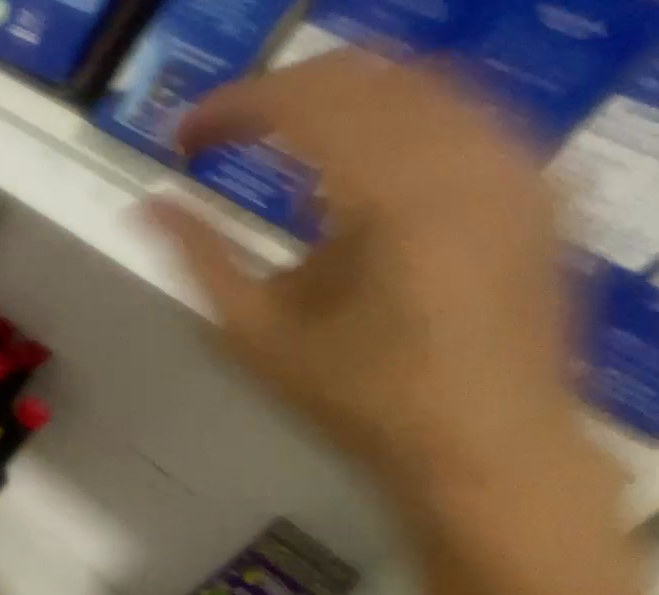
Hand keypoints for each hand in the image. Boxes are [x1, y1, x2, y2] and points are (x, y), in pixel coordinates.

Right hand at [146, 52, 601, 513]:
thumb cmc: (355, 399)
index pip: (302, 102)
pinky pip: (454, 112)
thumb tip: (143, 206)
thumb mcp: (255, 333)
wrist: (483, 442)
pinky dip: (388, 120)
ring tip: (271, 144)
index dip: (230, 107)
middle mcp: (462, 153)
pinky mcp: (529, 180)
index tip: (179, 139)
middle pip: (359, 74)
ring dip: (332, 102)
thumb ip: (199, 255)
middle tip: (216, 136)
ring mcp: (509, 161)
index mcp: (390, 192)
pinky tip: (349, 168)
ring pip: (412, 81)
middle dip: (276, 94)